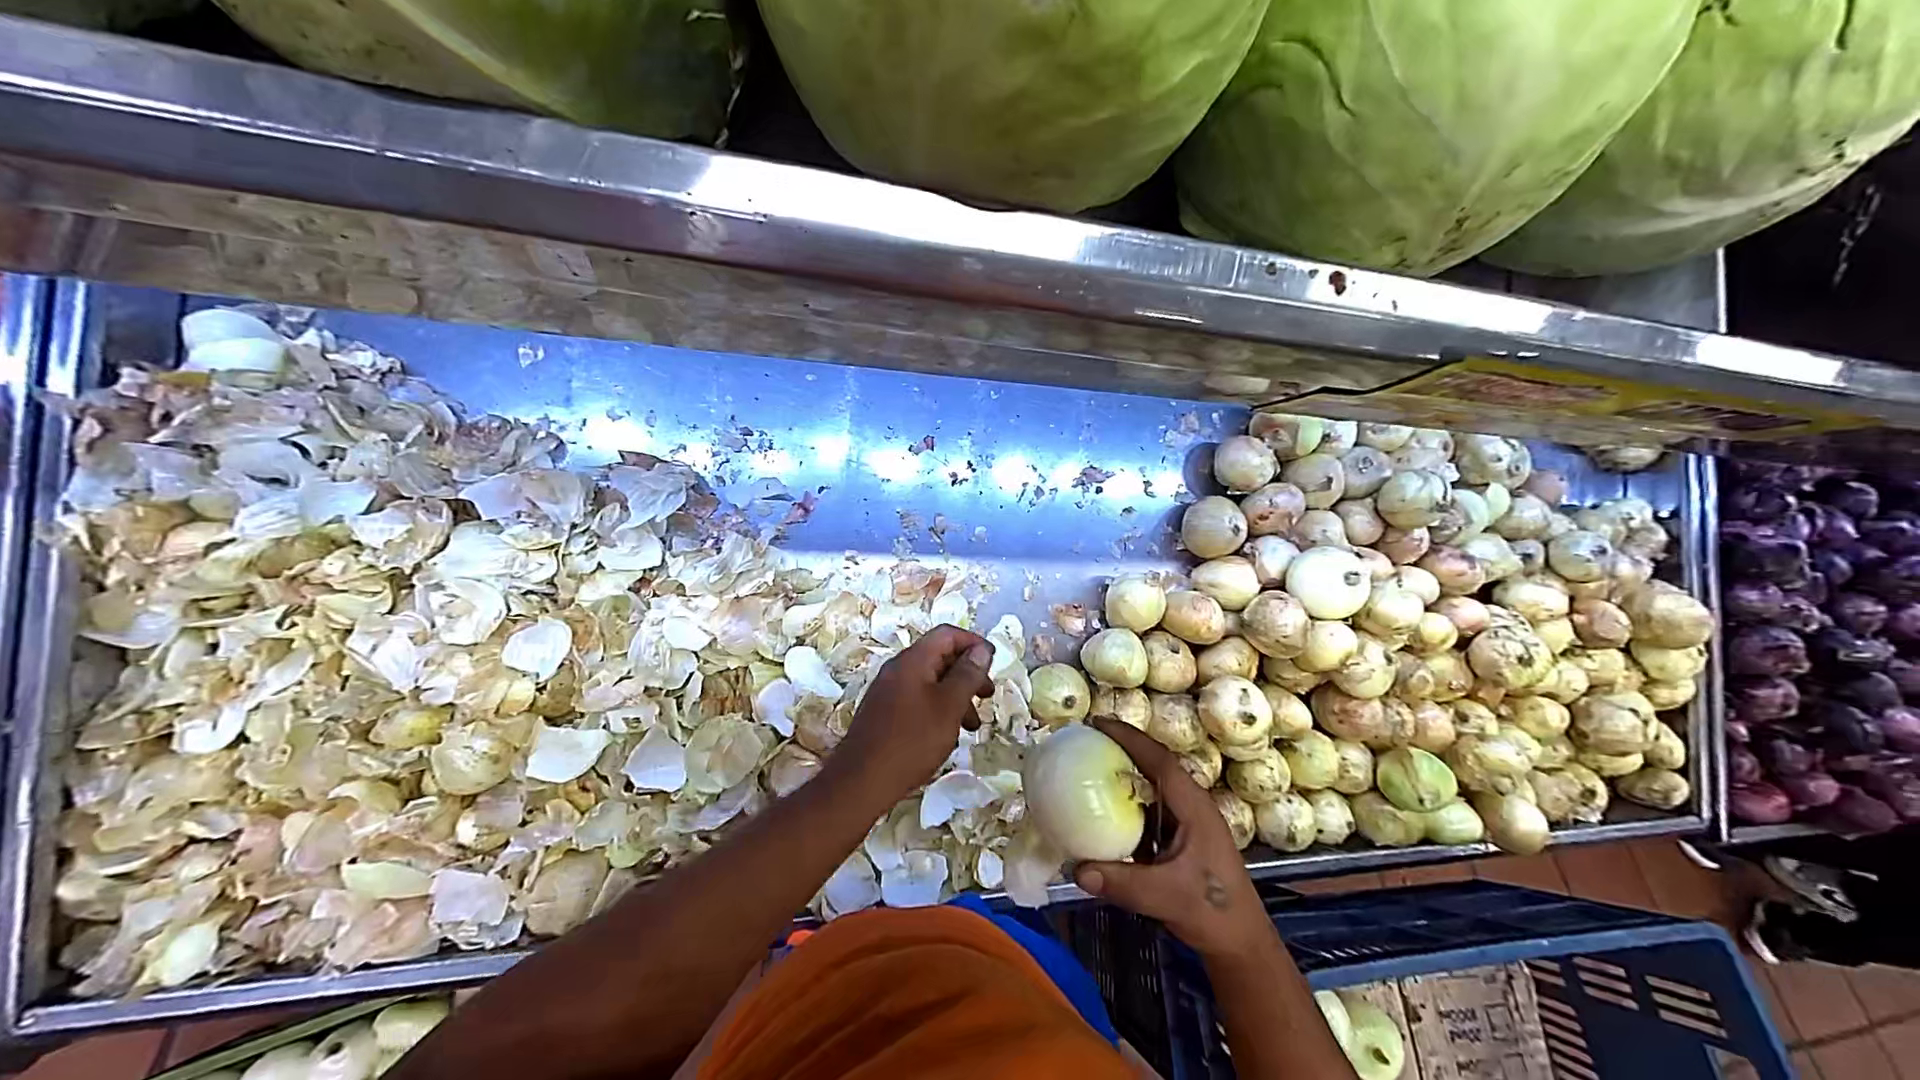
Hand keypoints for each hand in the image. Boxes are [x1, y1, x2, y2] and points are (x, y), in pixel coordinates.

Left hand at [828, 624, 993, 797]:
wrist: (862, 781)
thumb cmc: (912, 741)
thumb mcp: (949, 706)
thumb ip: (967, 675)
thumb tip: (981, 650)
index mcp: (912, 661)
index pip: (946, 634)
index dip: (973, 643)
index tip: (993, 664)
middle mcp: (897, 670)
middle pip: (938, 656)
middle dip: (967, 672)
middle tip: (987, 695)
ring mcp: (887, 692)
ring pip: (930, 681)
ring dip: (955, 695)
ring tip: (972, 724)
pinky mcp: (883, 713)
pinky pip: (917, 699)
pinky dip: (938, 709)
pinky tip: (946, 734)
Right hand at [1074, 717, 1276, 959]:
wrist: (1241, 943)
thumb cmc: (1213, 912)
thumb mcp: (1166, 897)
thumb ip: (1122, 883)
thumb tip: (1077, 869)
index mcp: (1194, 807)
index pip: (1160, 760)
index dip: (1130, 738)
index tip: (1098, 723)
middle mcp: (1192, 806)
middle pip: (1156, 765)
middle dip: (1124, 747)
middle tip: (1088, 739)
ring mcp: (1188, 822)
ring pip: (1154, 786)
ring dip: (1126, 772)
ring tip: (1091, 764)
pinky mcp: (1182, 838)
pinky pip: (1151, 808)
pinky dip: (1128, 801)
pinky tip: (1105, 809)